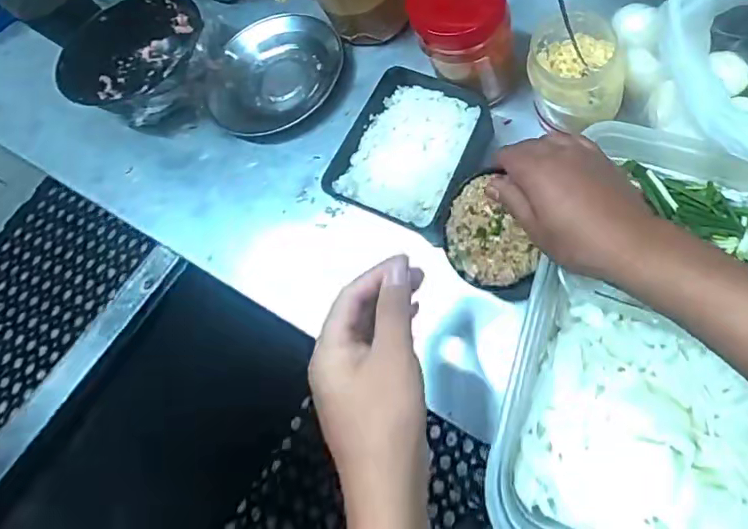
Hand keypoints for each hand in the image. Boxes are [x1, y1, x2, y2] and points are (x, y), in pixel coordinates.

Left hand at [309, 256, 426, 528]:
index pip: (349, 296)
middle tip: (418, 274)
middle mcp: (330, 362)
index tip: (407, 259)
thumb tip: (396, 267)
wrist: (388, 487)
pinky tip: (411, 327)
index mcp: (328, 349)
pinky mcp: (362, 397)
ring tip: (418, 292)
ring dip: (390, 309)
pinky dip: (392, 333)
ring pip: (366, 331)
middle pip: (355, 312)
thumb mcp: (394, 353)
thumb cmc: (388, 415)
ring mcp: (345, 382)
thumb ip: (393, 307)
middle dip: (385, 289)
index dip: (378, 273)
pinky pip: (373, 351)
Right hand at [490, 132, 665, 283]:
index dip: (498, 170)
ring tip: (545, 178)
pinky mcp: (599, 154)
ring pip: (549, 140)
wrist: (630, 241)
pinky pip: (572, 141)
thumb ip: (512, 201)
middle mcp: (554, 150)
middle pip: (526, 146)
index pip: (505, 155)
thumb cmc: (578, 242)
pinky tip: (567, 166)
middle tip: (523, 191)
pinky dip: (563, 149)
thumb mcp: (537, 230)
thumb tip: (493, 182)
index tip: (502, 190)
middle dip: (518, 162)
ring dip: (540, 154)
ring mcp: (579, 149)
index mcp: (534, 167)